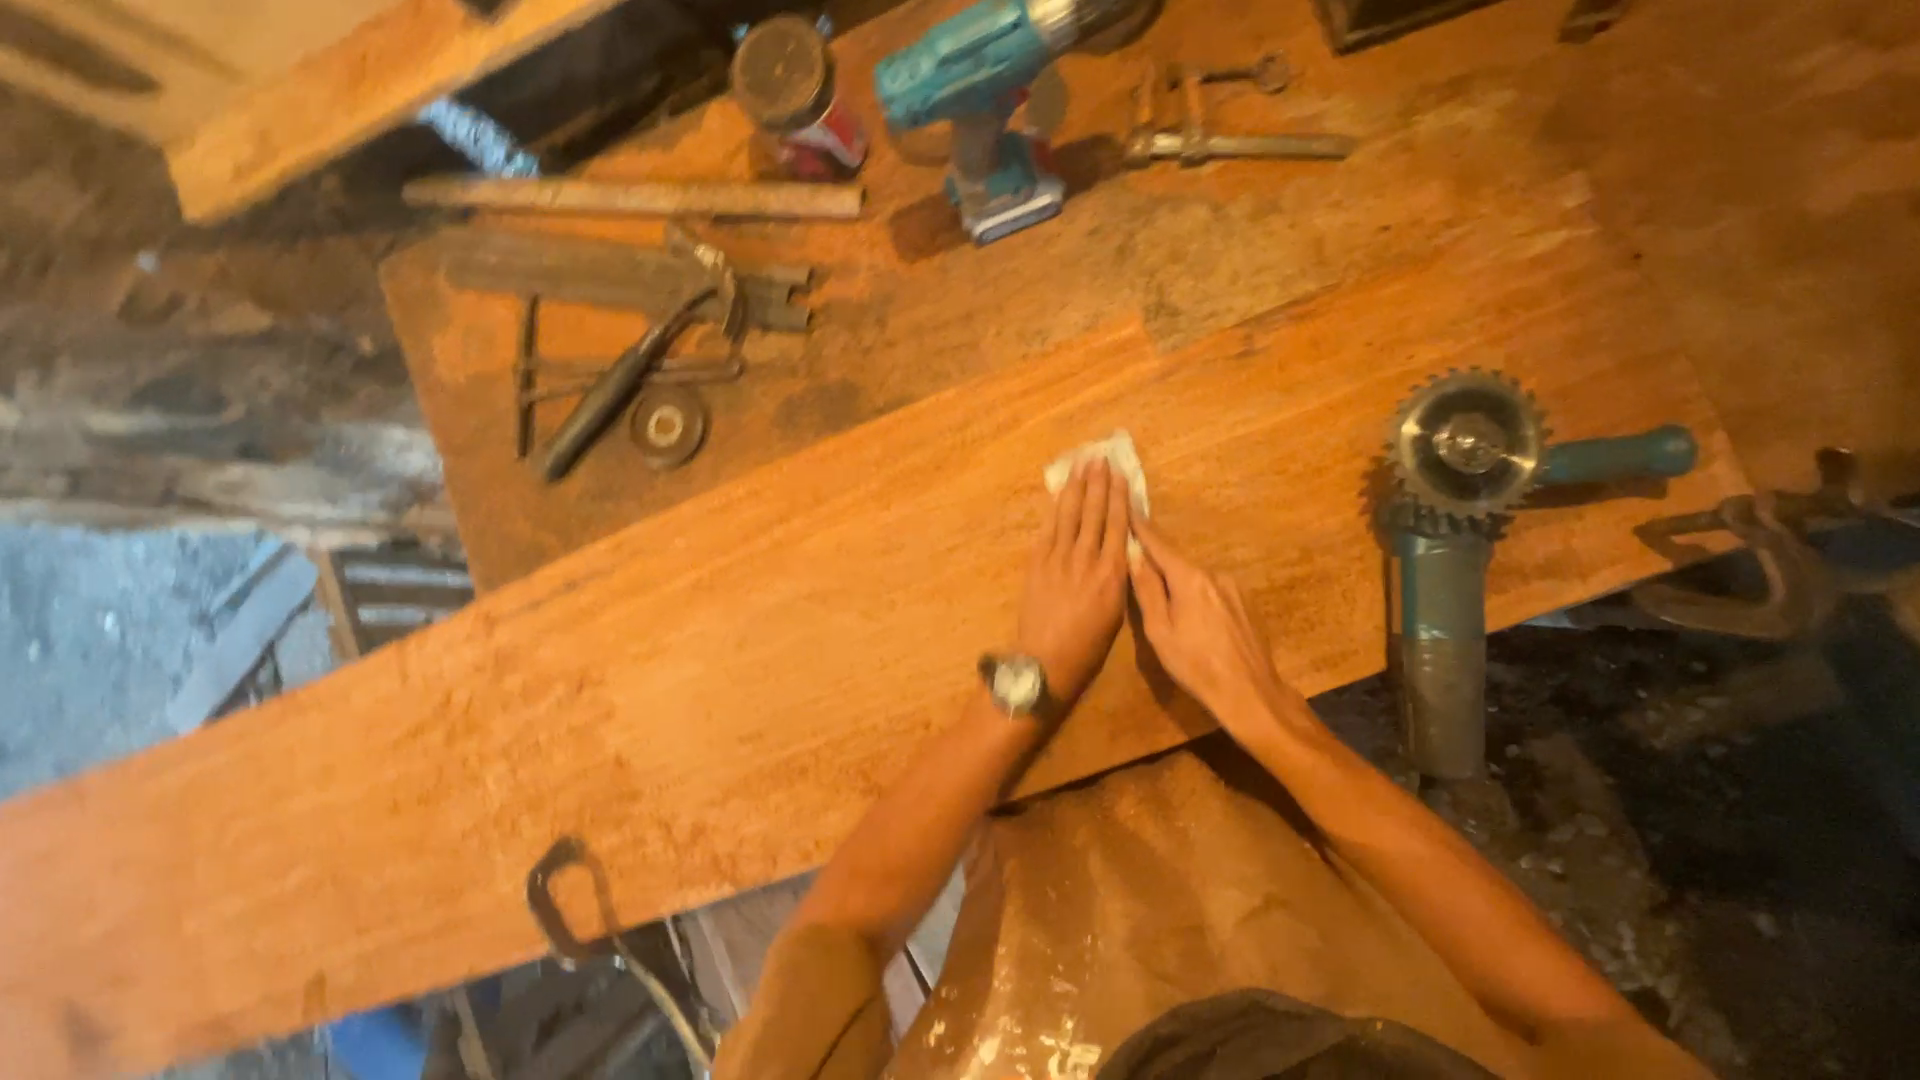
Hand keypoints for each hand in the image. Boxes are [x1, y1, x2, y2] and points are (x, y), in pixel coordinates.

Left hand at [1016, 458, 1130, 701]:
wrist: (1047, 659)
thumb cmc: (1088, 644)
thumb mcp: (1116, 611)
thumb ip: (1118, 576)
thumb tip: (1119, 548)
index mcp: (1112, 573)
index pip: (1117, 525)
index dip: (1119, 497)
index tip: (1121, 475)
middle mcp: (1087, 559)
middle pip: (1094, 512)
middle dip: (1098, 483)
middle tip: (1101, 458)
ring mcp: (1059, 558)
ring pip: (1070, 514)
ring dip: (1076, 487)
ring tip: (1082, 465)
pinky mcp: (1037, 563)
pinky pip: (1048, 528)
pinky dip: (1055, 508)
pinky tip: (1059, 493)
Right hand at [1129, 515, 1297, 733]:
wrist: (1249, 692)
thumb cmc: (1195, 665)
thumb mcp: (1159, 630)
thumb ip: (1146, 590)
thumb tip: (1133, 554)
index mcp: (1190, 578)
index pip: (1159, 544)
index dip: (1142, 528)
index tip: (1129, 507)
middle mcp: (1214, 574)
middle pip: (1178, 564)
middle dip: (1160, 568)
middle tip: (1142, 579)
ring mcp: (1235, 588)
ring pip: (1197, 580)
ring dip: (1182, 588)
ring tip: (1173, 615)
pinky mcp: (1247, 604)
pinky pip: (1214, 593)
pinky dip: (1201, 600)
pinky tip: (1200, 626)